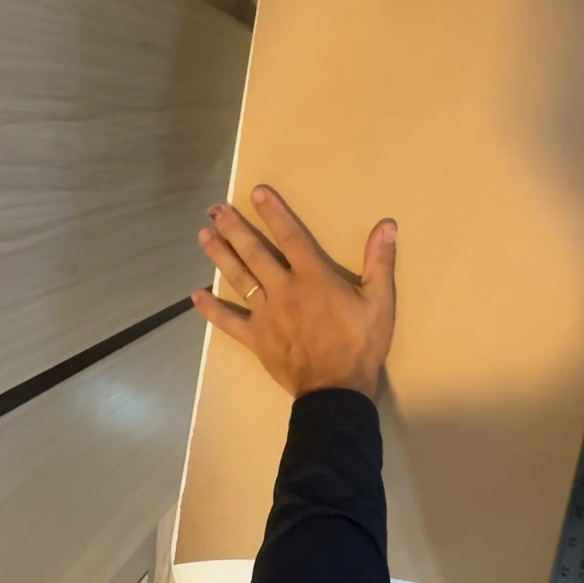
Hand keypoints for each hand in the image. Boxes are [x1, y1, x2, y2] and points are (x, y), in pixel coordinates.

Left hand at [193, 185, 397, 399]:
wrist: (336, 390)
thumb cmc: (360, 344)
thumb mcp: (380, 301)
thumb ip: (380, 261)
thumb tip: (387, 225)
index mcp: (312, 277)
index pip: (290, 236)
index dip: (273, 213)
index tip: (256, 192)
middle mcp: (283, 289)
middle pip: (254, 252)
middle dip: (234, 228)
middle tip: (215, 208)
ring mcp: (265, 314)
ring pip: (238, 278)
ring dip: (220, 255)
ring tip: (204, 234)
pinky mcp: (255, 339)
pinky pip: (228, 321)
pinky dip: (211, 309)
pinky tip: (196, 295)